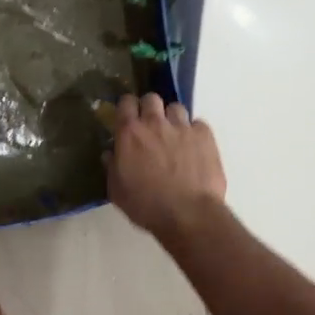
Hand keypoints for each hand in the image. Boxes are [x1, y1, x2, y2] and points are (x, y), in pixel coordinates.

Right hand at [105, 93, 227, 241]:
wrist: (189, 216)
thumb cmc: (147, 205)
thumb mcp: (117, 191)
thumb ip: (112, 167)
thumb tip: (110, 154)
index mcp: (130, 132)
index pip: (126, 102)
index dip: (127, 108)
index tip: (129, 118)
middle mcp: (155, 122)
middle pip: (151, 98)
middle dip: (150, 108)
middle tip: (152, 127)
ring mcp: (182, 127)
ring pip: (176, 108)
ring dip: (173, 119)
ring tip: (175, 137)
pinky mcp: (205, 136)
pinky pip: (198, 124)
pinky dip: (195, 133)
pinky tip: (195, 148)